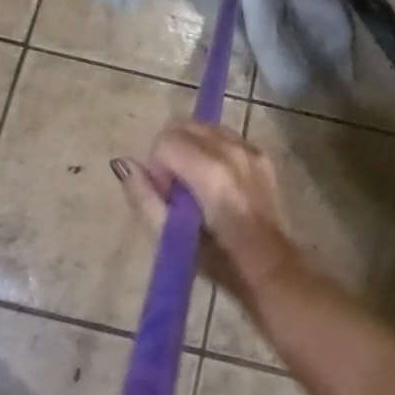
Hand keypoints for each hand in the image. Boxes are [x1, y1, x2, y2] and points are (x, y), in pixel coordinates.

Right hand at [113, 121, 304, 299]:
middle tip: (177, 189)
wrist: (271, 267)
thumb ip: (144, 197)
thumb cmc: (219, 260)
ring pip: (205, 128)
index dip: (157, 167)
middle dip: (172, 152)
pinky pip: (226, 136)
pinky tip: (218, 181)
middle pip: (184, 127)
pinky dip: (213, 149)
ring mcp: (250, 149)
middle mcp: (232, 150)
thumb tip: (124, 164)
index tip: (165, 195)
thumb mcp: (171, 237)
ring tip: (198, 184)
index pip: (165, 140)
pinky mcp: (261, 154)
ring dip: (192, 148)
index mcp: (210, 172)